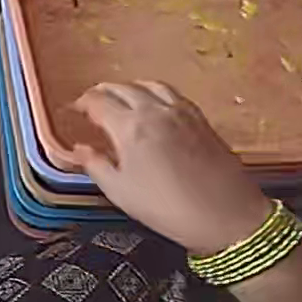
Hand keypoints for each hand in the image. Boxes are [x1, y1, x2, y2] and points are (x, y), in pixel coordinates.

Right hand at [70, 81, 273, 253]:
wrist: (227, 216)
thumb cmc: (166, 208)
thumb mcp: (120, 191)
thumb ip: (95, 165)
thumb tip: (80, 149)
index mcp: (129, 127)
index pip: (99, 102)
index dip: (82, 103)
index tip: (74, 110)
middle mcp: (154, 111)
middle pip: (122, 88)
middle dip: (102, 92)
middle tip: (91, 103)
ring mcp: (181, 112)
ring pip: (148, 85)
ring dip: (128, 88)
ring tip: (120, 98)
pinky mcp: (200, 118)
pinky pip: (171, 93)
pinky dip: (153, 92)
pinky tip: (152, 104)